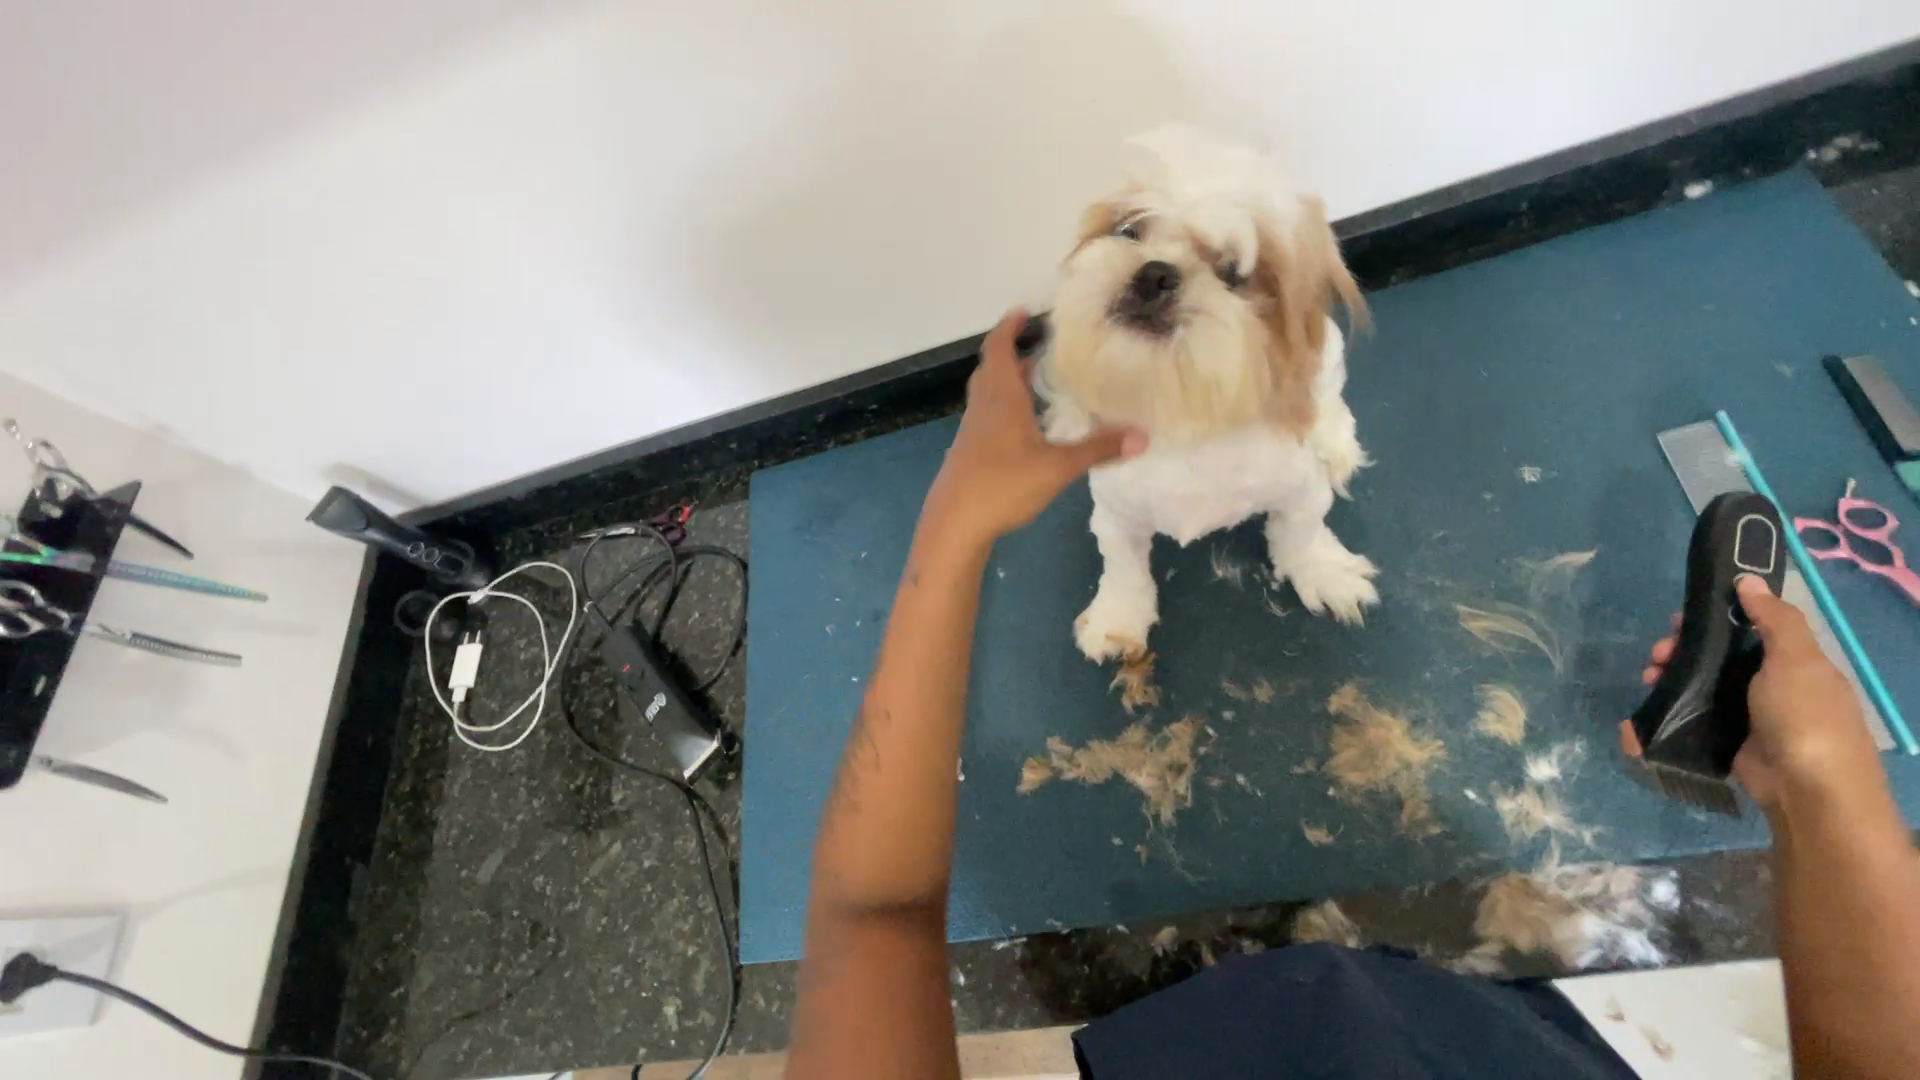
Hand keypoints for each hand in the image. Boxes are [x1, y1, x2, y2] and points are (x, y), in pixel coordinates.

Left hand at [919, 310, 1144, 552]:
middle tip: (1039, 348)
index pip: (998, 349)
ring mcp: (972, 432)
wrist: (954, 524)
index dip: (1008, 328)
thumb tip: (1142, 436)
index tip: (1023, 313)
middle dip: (1011, 354)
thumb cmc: (1002, 485)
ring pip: (988, 395)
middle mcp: (982, 408)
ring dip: (1007, 383)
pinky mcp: (969, 454)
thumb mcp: (1057, 467)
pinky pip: (987, 419)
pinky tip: (1023, 430)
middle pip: (991, 370)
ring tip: (1035, 384)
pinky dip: (1004, 410)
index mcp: (1001, 398)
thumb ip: (1098, 450)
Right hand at [1632, 575, 1883, 810]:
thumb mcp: (1797, 662)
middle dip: (1679, 649)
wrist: (1807, 788)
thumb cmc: (1806, 718)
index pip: (1744, 630)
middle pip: (1713, 656)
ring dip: (1666, 674)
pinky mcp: (1721, 735)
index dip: (1711, 620)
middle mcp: (1767, 684)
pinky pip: (1687, 711)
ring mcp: (1742, 712)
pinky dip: (1665, 704)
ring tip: (1648, 680)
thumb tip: (1747, 579)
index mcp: (1791, 663)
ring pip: (1694, 682)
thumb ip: (1775, 621)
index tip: (1679, 621)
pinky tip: (1649, 701)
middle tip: (1657, 655)